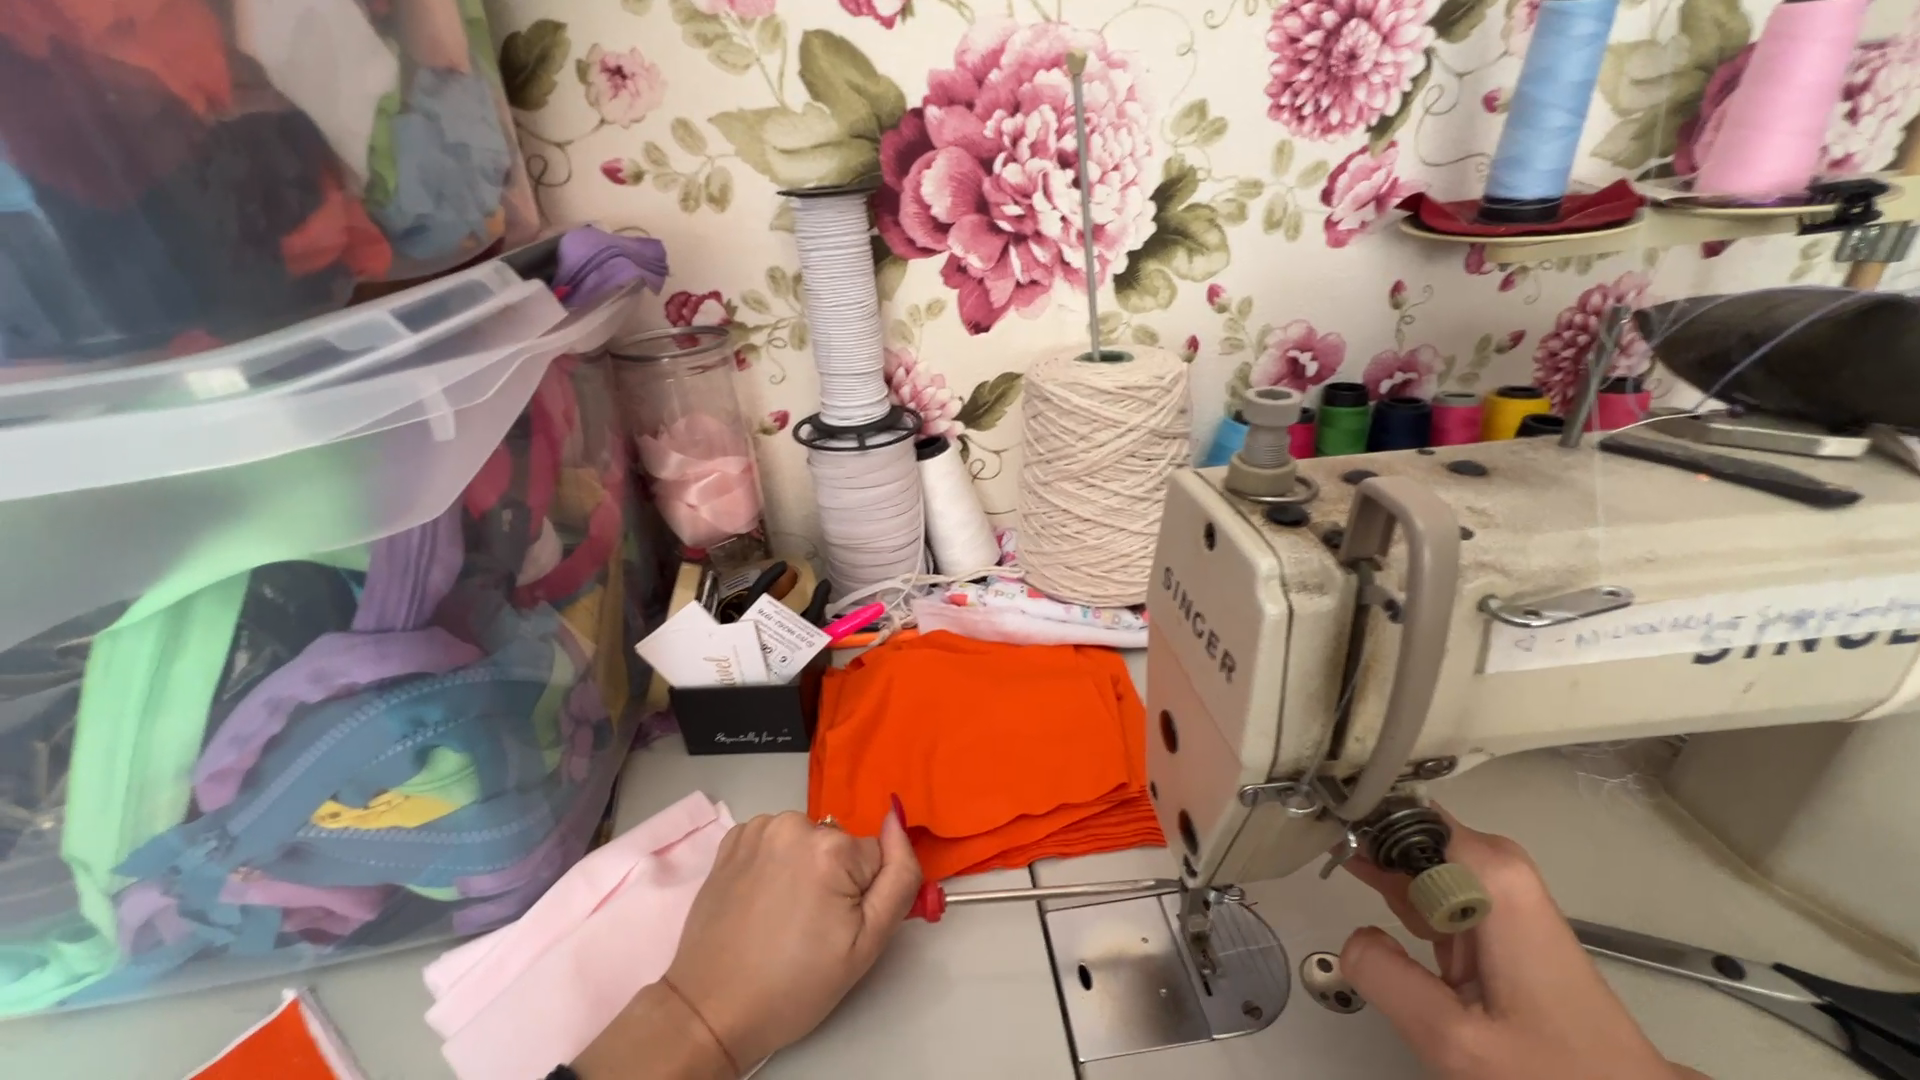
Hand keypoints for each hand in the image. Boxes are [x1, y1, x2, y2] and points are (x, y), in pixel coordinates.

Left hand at [663, 806, 921, 1069]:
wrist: (712, 1009)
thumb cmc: (793, 985)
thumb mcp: (868, 943)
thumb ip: (899, 875)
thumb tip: (897, 818)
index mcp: (831, 847)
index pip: (875, 857)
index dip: (862, 895)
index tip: (835, 926)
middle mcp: (793, 824)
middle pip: (840, 845)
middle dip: (833, 879)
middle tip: (809, 926)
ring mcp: (758, 828)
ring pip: (808, 841)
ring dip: (803, 868)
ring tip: (782, 916)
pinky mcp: (732, 839)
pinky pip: (775, 841)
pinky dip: (774, 863)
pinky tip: (762, 901)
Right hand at [1341, 812, 1707, 1079]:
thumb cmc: (1551, 1070)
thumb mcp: (1455, 1039)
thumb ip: (1385, 977)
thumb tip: (1351, 937)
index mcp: (1488, 878)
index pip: (1404, 812)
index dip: (1356, 812)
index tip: (1311, 820)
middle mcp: (1496, 869)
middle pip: (1407, 828)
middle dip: (1361, 836)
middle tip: (1313, 844)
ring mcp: (1496, 890)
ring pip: (1413, 855)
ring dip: (1374, 862)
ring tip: (1325, 854)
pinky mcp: (1492, 914)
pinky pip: (1428, 883)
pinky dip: (1394, 887)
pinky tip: (1363, 886)